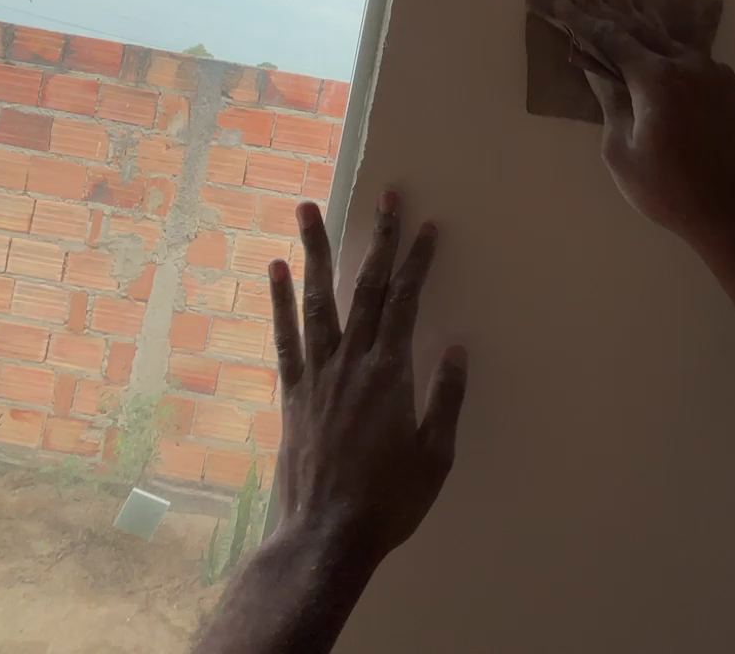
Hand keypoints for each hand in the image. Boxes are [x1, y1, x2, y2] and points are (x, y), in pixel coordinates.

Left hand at [268, 193, 468, 566]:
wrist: (325, 537)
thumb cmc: (389, 500)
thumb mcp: (435, 456)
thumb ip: (446, 398)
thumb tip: (458, 348)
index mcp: (391, 372)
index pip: (408, 301)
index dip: (418, 260)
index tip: (427, 226)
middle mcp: (353, 360)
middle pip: (368, 286)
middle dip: (380, 237)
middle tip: (384, 196)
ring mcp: (317, 372)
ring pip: (318, 299)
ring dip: (315, 250)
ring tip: (307, 208)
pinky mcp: (291, 390)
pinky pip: (285, 337)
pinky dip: (279, 300)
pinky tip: (275, 270)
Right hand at [549, 0, 734, 249]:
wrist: (733, 210)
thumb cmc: (666, 188)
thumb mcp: (622, 150)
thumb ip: (611, 102)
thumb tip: (597, 69)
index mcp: (656, 79)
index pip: (611, 39)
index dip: (583, 21)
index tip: (561, 1)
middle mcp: (686, 64)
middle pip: (638, 27)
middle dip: (608, 4)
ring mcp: (710, 71)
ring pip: (666, 35)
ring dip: (638, 14)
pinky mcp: (725, 85)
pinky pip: (687, 51)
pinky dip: (664, 38)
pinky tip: (654, 27)